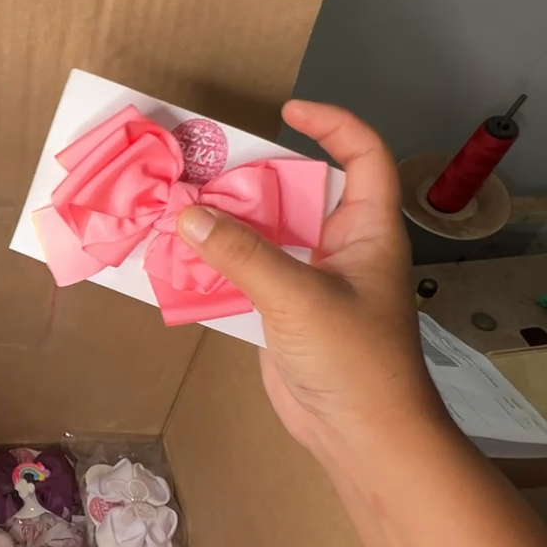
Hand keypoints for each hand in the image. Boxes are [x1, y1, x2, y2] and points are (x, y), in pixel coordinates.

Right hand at [176, 100, 448, 459]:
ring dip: (225, 225)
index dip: (332, 125)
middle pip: (295, 194)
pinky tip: (180, 261)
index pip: (361, 157)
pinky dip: (214, 266)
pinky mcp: (280, 312)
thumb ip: (242, 255)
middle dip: (252, 178)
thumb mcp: (299, 297)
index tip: (287, 112)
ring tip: (180, 209)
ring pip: (263, 237)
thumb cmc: (353, 359)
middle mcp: (337, 248)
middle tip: (204, 168)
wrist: (360, 434)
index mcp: (365, 231)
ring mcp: (307, 281)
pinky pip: (244, 275)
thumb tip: (188, 215)